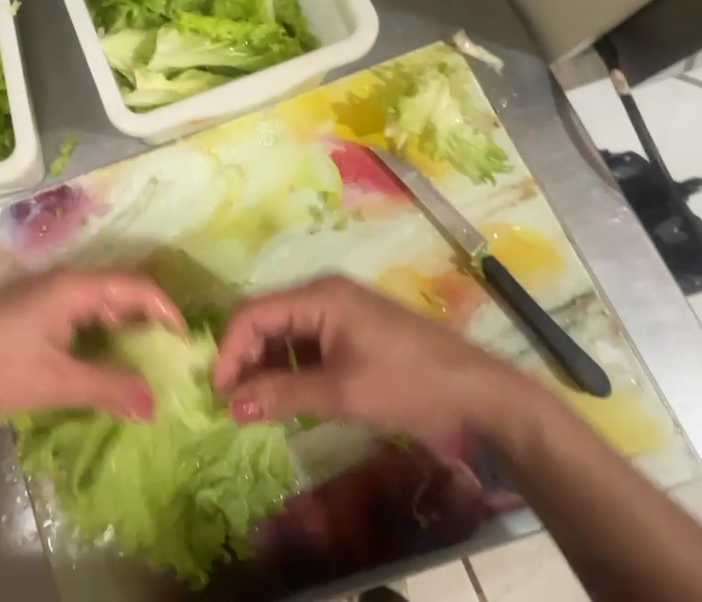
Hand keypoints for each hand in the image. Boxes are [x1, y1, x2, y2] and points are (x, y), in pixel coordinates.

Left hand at [0, 269, 185, 419]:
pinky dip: (96, 328)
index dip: (166, 310)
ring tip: (139, 359)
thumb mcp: (57, 383)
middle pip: (117, 288)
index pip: (136, 286)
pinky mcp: (27, 305)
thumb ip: (108, 389)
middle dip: (146, 317)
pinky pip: (76, 308)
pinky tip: (97, 356)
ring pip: (95, 299)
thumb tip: (154, 403)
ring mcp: (41, 290)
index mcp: (74, 288)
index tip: (184, 341)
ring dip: (120, 324)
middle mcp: (61, 280)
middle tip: (167, 354)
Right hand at [212, 276, 530, 439]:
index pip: (253, 314)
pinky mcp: (351, 331)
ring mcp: (339, 312)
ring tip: (256, 406)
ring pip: (284, 334)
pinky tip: (286, 397)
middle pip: (266, 320)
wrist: (481, 394)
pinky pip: (306, 344)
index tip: (220, 394)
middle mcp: (323, 295)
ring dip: (266, 367)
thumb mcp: (341, 394)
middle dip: (245, 360)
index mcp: (319, 297)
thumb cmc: (408, 385)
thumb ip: (282, 395)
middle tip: (235, 404)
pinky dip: (290, 369)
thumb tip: (232, 406)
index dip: (230, 352)